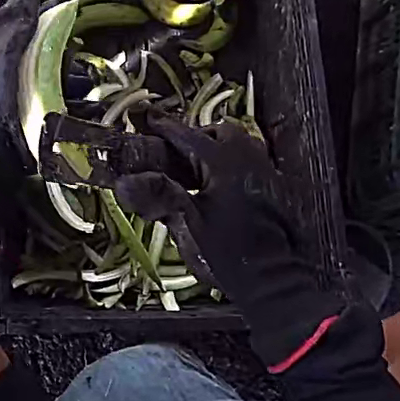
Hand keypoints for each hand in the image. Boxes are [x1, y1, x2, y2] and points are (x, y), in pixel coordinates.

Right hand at [115, 115, 344, 371]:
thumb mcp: (187, 224)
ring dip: (218, 147)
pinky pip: (252, 161)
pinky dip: (234, 163)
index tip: (149, 119)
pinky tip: (221, 184)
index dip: (166, 128)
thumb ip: (159, 196)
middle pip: (221, 133)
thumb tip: (124, 182)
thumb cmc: (229, 253)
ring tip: (198, 165)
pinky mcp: (275, 190)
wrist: (271, 281)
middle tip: (177, 149)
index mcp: (225, 163)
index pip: (188, 137)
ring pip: (241, 144)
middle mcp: (248, 161)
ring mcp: (265, 174)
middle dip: (197, 135)